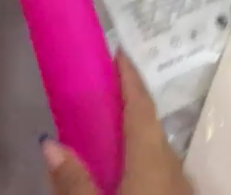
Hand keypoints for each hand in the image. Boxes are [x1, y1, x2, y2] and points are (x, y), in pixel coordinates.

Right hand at [45, 56, 192, 194]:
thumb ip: (73, 179)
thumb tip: (47, 142)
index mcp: (152, 157)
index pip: (141, 104)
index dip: (129, 75)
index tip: (118, 49)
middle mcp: (173, 165)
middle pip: (151, 124)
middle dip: (130, 103)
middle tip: (104, 88)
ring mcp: (183, 186)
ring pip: (159, 151)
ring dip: (138, 134)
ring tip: (112, 130)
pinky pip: (164, 172)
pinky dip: (145, 159)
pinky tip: (129, 172)